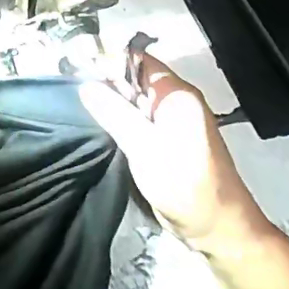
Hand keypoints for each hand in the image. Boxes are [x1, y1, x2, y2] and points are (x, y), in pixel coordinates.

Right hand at [79, 54, 267, 254]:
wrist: (218, 227)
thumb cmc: (185, 186)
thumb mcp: (145, 148)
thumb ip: (115, 114)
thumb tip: (86, 85)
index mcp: (177, 94)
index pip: (138, 60)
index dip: (108, 61)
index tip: (75, 70)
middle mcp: (175, 101)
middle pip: (134, 80)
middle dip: (105, 83)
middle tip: (70, 92)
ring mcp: (172, 122)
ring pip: (134, 102)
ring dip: (110, 104)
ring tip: (77, 108)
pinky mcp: (166, 142)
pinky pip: (139, 122)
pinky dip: (119, 122)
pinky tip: (98, 129)